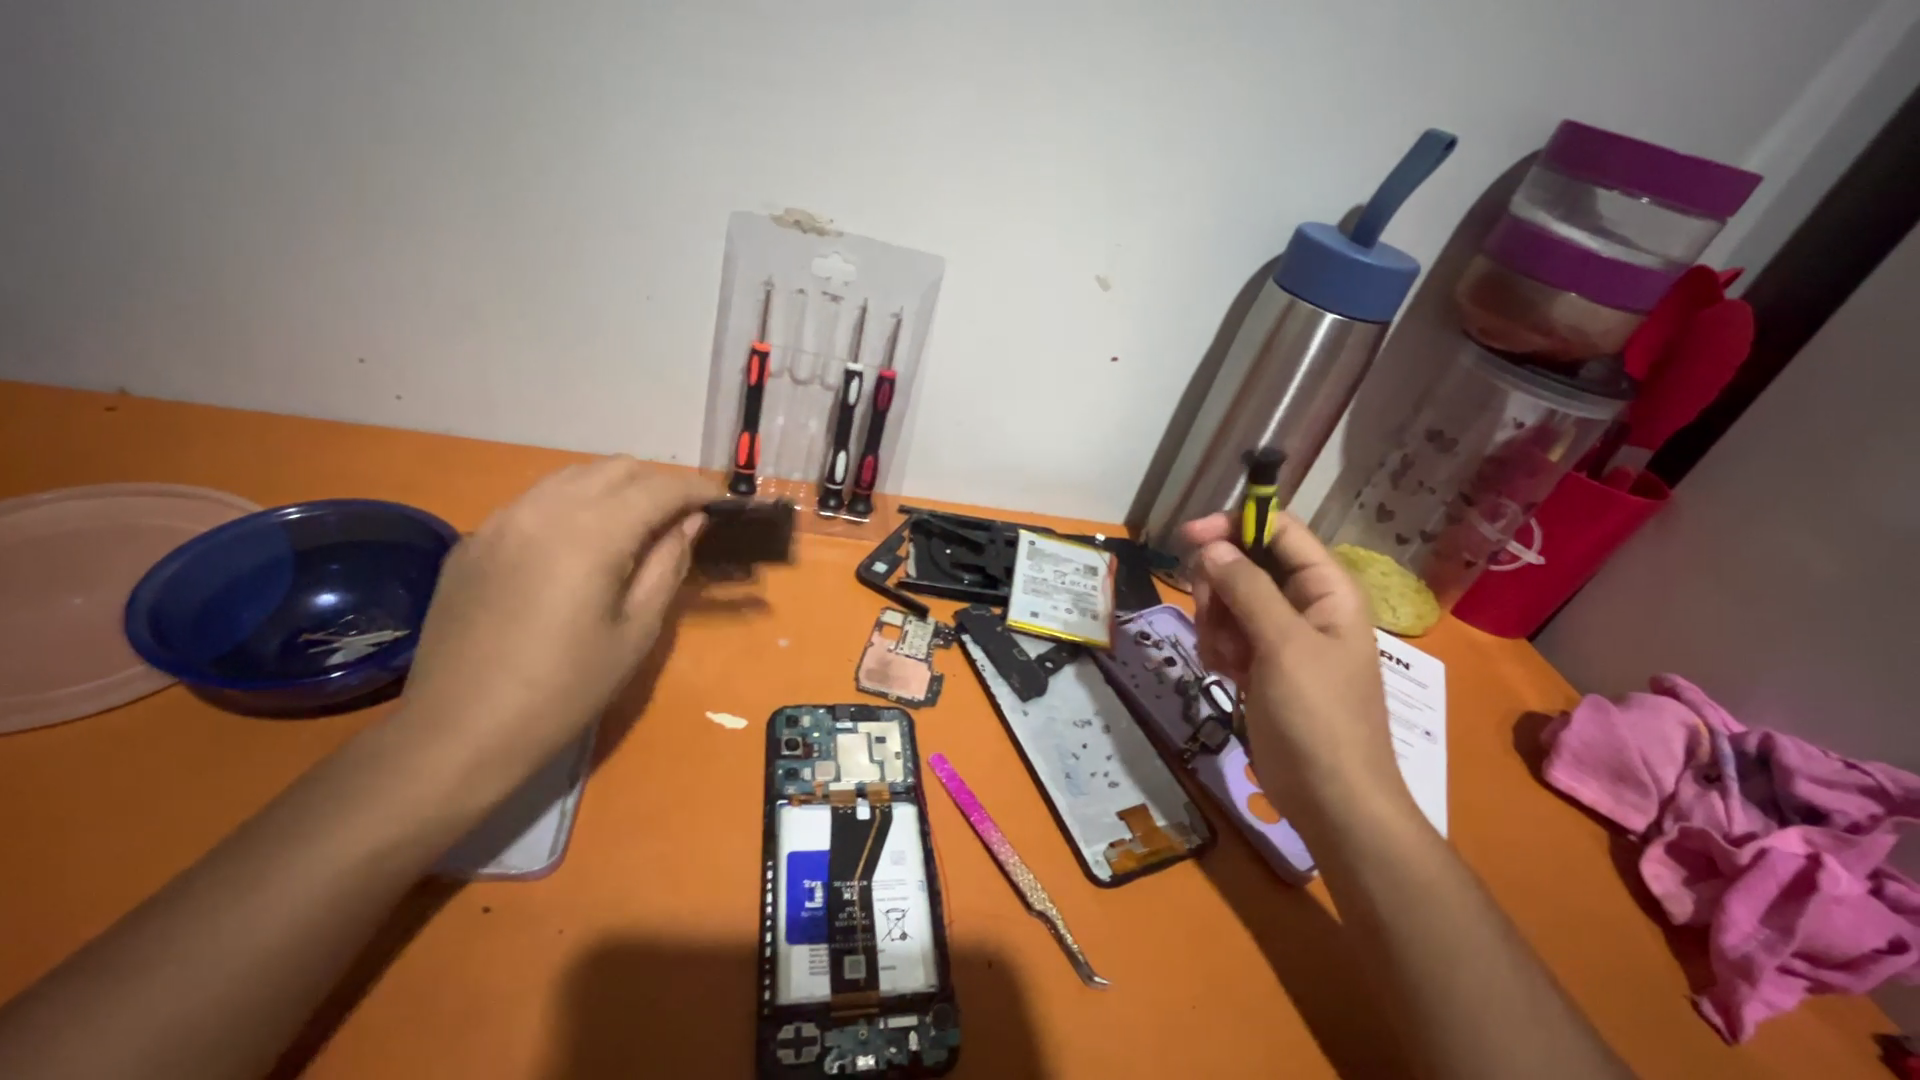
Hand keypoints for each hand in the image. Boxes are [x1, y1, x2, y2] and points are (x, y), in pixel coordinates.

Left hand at [396, 457, 714, 787]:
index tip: (723, 503)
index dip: (698, 490)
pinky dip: (572, 506)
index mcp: (591, 533)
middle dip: (658, 484)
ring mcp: (501, 520)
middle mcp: (543, 508)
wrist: (461, 730)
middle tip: (682, 518)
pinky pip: (535, 502)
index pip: (658, 488)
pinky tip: (578, 547)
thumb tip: (691, 522)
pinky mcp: (474, 540)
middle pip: (615, 468)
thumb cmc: (566, 689)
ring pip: (572, 477)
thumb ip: (668, 564)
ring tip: (636, 526)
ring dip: (614, 489)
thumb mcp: (636, 631)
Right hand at [1179, 512, 1403, 820]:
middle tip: (1213, 618)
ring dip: (1217, 624)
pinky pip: (1228, 635)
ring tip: (1226, 660)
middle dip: (1220, 587)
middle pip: (1247, 564)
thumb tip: (1213, 547)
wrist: (1331, 798)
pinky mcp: (1264, 665)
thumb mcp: (1283, 645)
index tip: (1188, 537)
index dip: (1235, 525)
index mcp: (1328, 588)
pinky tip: (1227, 675)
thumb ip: (1247, 589)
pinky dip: (1219, 648)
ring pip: (1230, 601)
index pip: (1280, 531)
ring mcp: (1283, 637)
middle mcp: (1306, 604)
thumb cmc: (1318, 717)